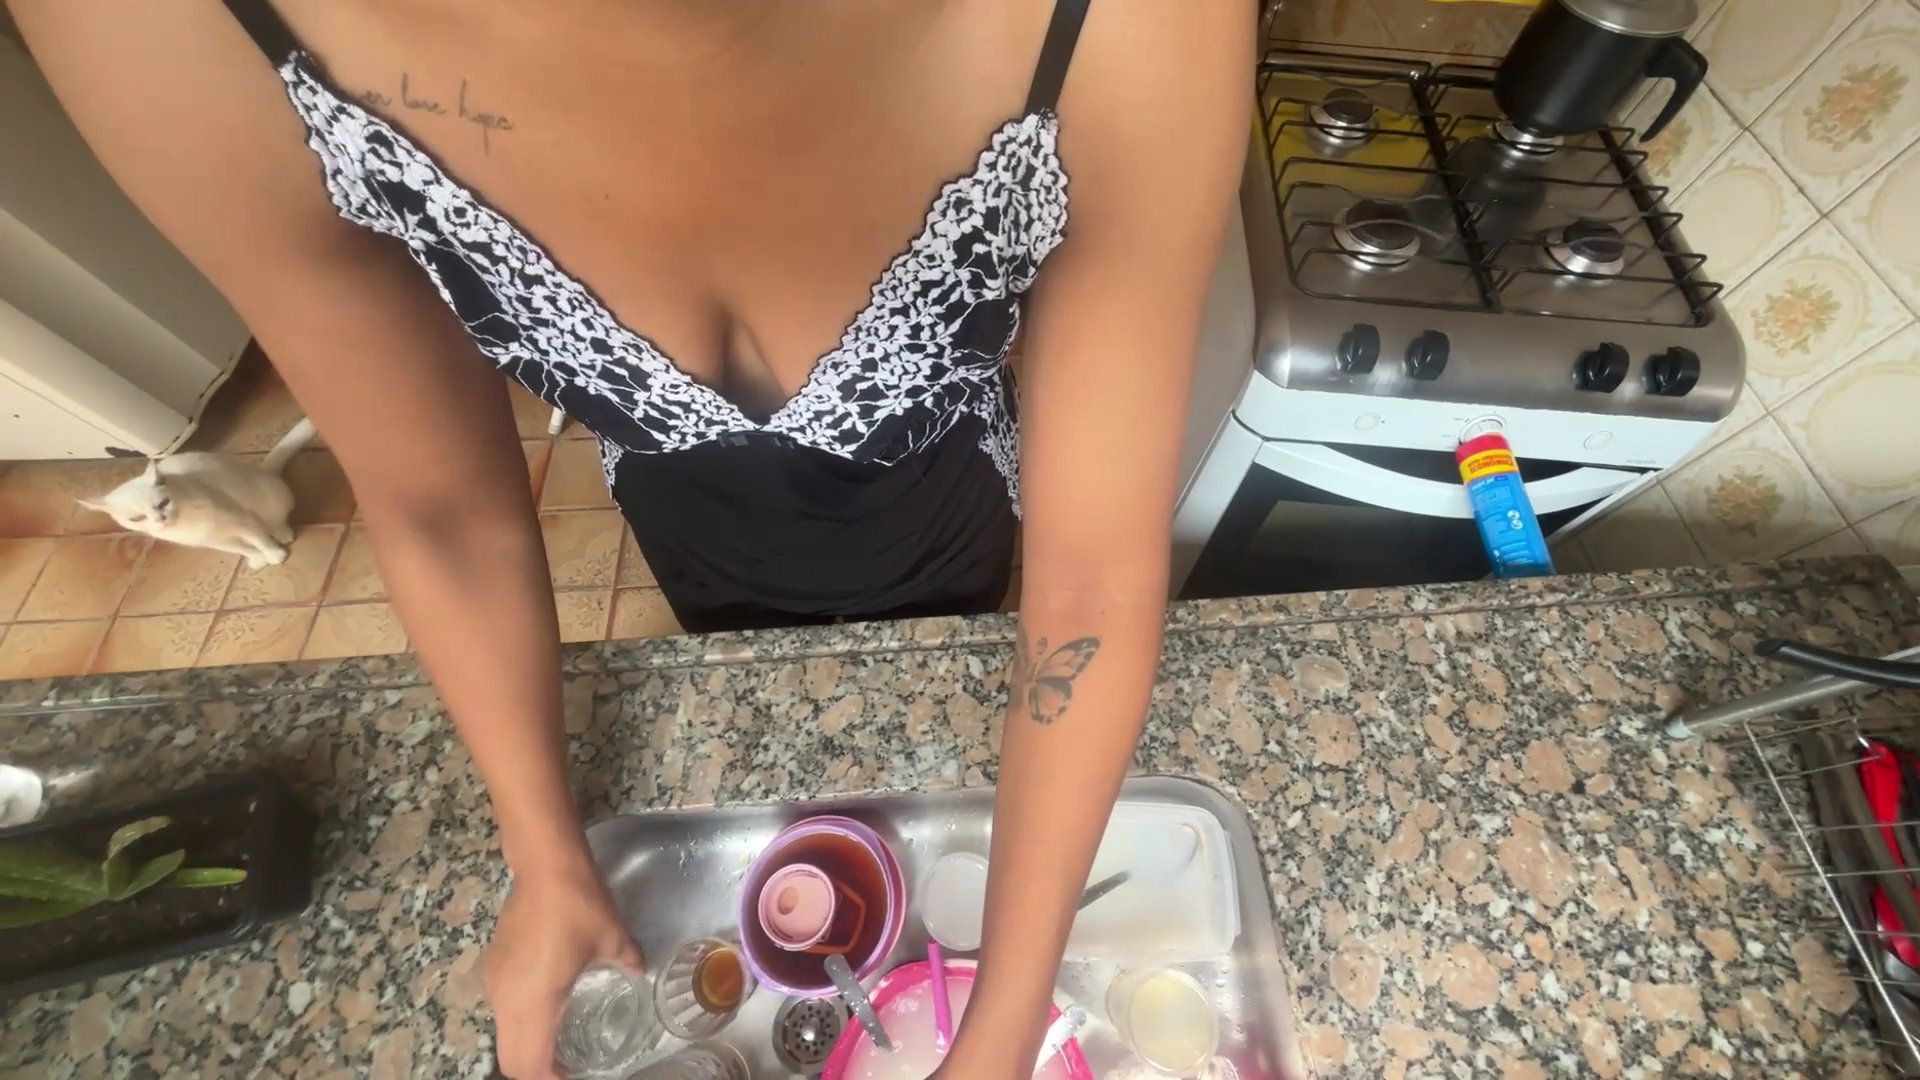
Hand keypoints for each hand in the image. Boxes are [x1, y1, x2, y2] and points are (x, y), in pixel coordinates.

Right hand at [484, 865, 643, 1078]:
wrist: (546, 867)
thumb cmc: (580, 906)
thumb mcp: (612, 936)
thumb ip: (628, 960)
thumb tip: (640, 972)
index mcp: (534, 1003)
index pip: (529, 1063)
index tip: (571, 1077)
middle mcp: (507, 1001)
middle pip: (510, 1058)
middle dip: (534, 1071)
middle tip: (564, 1068)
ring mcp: (495, 983)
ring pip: (503, 1033)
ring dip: (526, 1046)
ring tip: (557, 1042)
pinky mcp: (493, 964)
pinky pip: (502, 1007)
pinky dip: (520, 1021)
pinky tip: (546, 1004)